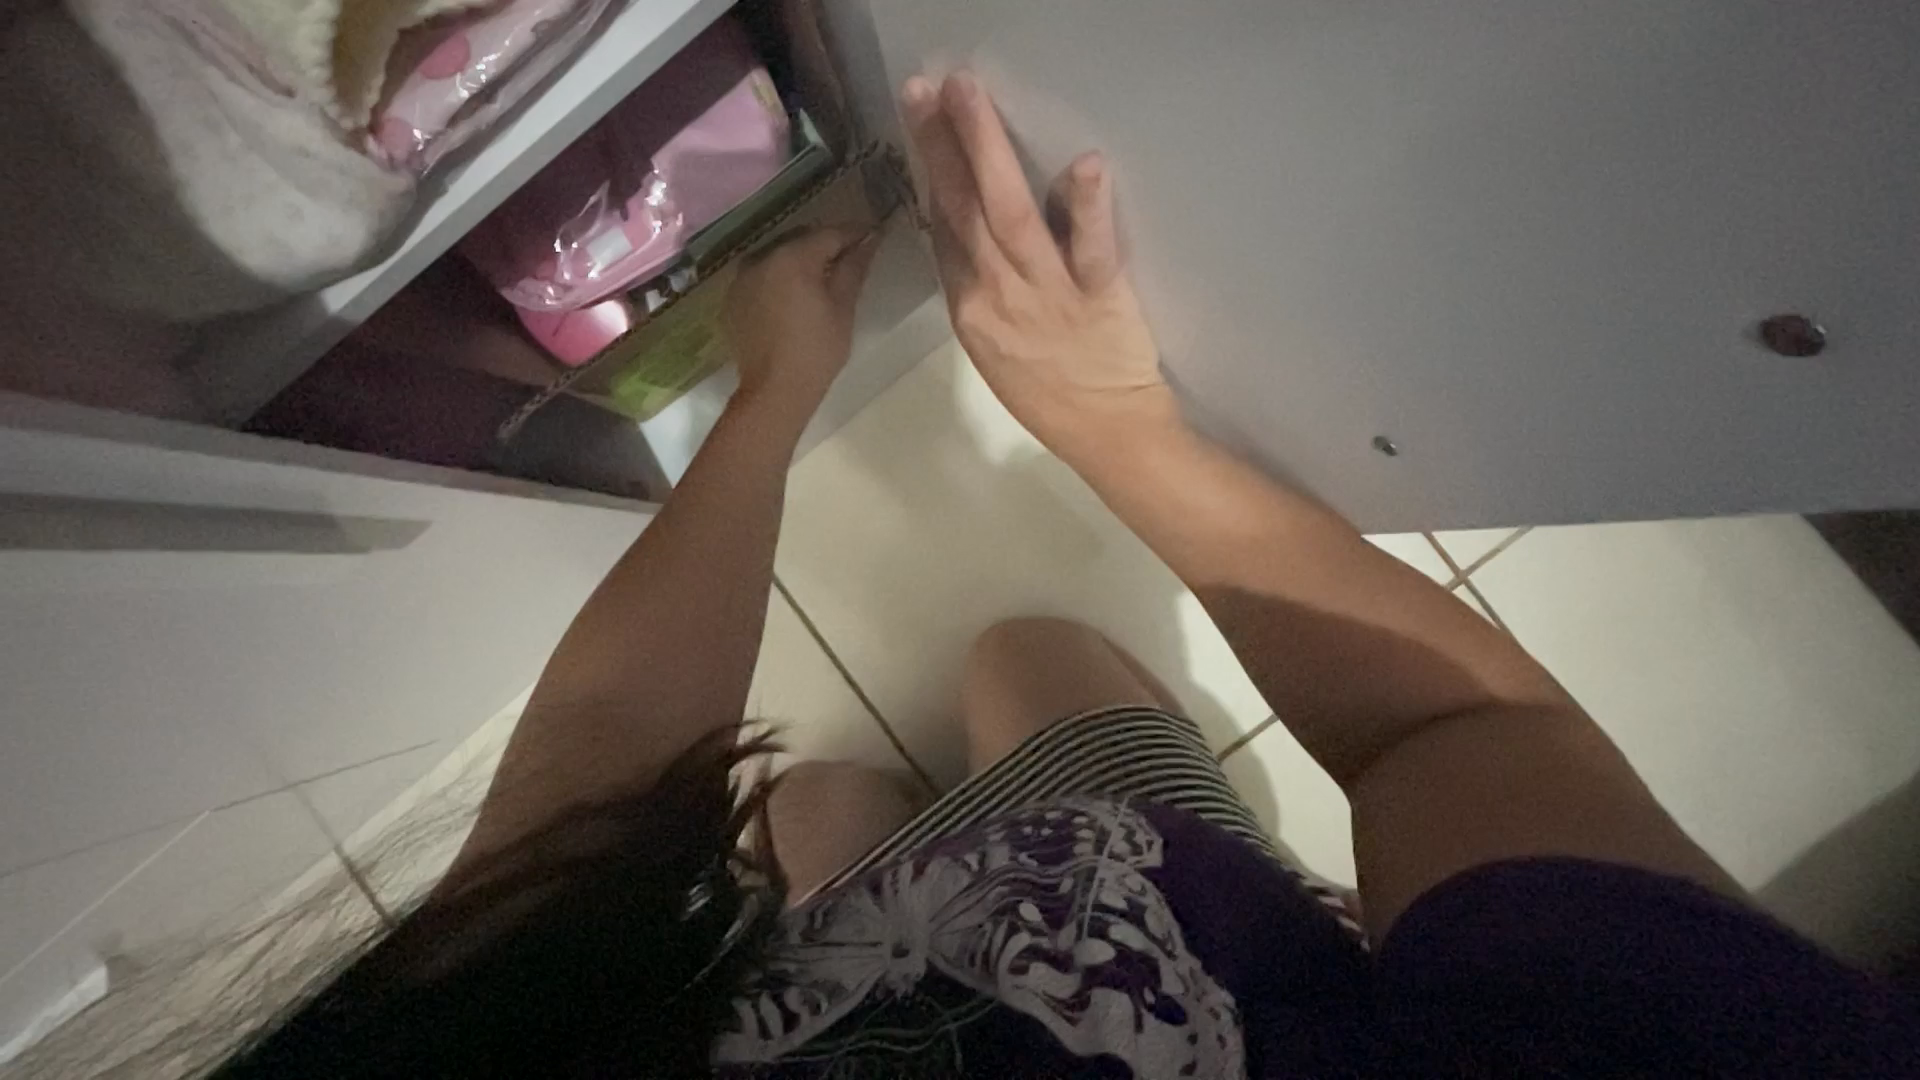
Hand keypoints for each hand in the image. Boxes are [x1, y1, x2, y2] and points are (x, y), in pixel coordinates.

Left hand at [725, 225, 878, 424]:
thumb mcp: (843, 310)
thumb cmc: (817, 352)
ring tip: (819, 280)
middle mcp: (761, 257)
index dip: (854, 234)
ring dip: (799, 262)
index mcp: (793, 257)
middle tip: (848, 260)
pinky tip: (791, 299)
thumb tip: (869, 239)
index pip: (829, 234)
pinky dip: (778, 280)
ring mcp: (742, 277)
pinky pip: (760, 277)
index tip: (872, 236)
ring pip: (777, 257)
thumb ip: (854, 269)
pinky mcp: (732, 298)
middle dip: (824, 246)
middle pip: (800, 240)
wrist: (774, 391)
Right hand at [901, 72, 1177, 454]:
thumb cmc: (1048, 397)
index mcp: (970, 311)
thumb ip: (978, 296)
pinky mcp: (1098, 297)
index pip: (946, 231)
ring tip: (968, 95)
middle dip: (942, 146)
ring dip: (986, 151)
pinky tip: (1084, 165)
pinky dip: (1088, 209)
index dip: (933, 173)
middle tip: (925, 86)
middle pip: (964, 211)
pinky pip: (1092, 249)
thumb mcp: (993, 351)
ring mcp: (1046, 295)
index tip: (922, 122)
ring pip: (1010, 216)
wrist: (1105, 433)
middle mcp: (997, 295)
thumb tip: (967, 242)